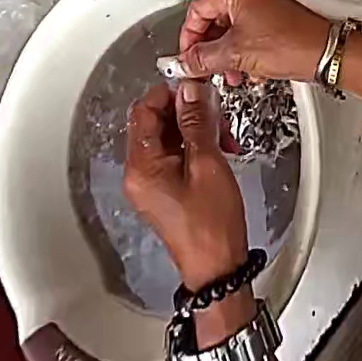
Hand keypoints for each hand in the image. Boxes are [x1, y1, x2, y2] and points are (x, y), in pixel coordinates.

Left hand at [124, 82, 249, 288]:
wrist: (219, 271)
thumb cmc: (211, 227)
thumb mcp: (207, 164)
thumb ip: (196, 122)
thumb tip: (189, 92)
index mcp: (141, 166)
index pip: (143, 112)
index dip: (168, 95)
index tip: (192, 89)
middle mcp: (139, 173)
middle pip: (155, 123)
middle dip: (186, 113)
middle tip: (213, 111)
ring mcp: (152, 182)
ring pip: (168, 137)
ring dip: (195, 129)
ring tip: (222, 133)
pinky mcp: (165, 189)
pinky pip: (174, 154)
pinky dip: (195, 145)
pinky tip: (218, 146)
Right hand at [178, 0, 329, 83]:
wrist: (326, 53)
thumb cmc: (292, 44)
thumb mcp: (236, 54)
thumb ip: (203, 58)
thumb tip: (186, 63)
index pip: (197, 10)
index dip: (189, 37)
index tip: (188, 56)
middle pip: (213, 18)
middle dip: (209, 48)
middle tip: (204, 67)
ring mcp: (261, 1)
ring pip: (230, 27)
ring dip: (225, 53)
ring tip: (228, 73)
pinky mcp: (272, 15)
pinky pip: (246, 30)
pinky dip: (241, 49)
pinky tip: (246, 69)